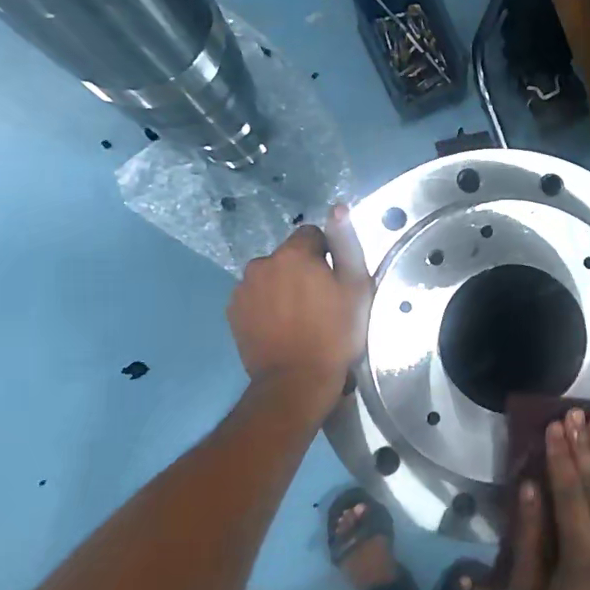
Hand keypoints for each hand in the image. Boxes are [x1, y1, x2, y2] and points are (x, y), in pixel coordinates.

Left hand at [227, 205, 371, 395]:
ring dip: (283, 288)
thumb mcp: (356, 288)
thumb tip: (338, 209)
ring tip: (299, 318)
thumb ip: (347, 244)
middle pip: (288, 256)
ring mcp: (243, 289)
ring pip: (270, 277)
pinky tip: (281, 328)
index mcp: (294, 254)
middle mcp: (262, 264)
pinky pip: (255, 297)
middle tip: (320, 303)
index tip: (335, 281)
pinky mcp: (233, 312)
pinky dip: (266, 306)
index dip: (328, 255)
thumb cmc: (336, 333)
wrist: (297, 380)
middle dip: (302, 271)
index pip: (312, 235)